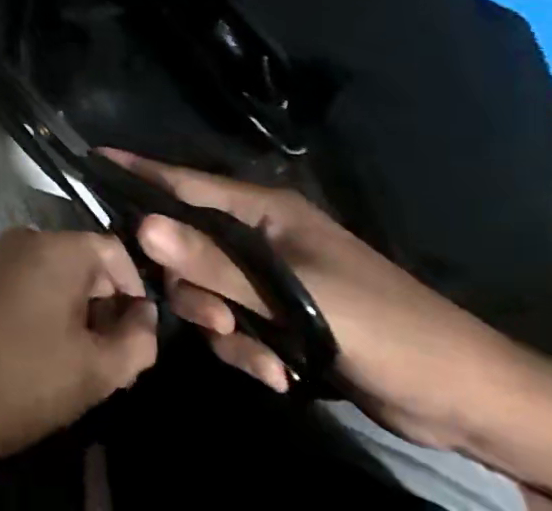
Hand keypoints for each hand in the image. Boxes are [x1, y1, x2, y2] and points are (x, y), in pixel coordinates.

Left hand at [0, 229, 157, 508]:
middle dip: (102, 297)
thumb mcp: (100, 371)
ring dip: (72, 299)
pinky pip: (25, 274)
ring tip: (75, 345)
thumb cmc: (30, 382)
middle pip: (82, 257)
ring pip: (53, 266)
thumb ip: (139, 339)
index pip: (113, 249)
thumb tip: (145, 314)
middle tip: (108, 344)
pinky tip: (40, 338)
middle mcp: (26, 236)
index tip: (136, 327)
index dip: (132, 287)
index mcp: (57, 248)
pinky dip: (41, 297)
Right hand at [102, 148, 539, 450]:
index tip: (94, 158)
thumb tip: (145, 226)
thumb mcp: (295, 295)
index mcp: (267, 211)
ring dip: (226, 330)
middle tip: (221, 320)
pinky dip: (247, 351)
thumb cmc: (381, 325)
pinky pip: (235, 325)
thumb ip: (217, 261)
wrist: (456, 392)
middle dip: (197, 289)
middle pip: (191, 247)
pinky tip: (279, 373)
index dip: (142, 173)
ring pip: (210, 292)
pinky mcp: (281, 317)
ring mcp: (273, 278)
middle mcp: (263, 236)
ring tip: (266, 358)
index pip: (189, 183)